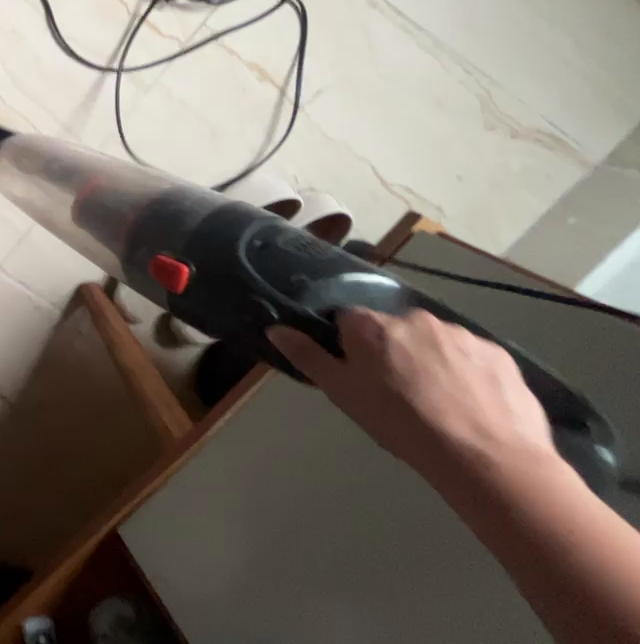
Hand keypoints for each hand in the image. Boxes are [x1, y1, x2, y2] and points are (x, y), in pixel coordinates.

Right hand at [267, 308, 557, 485]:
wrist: (487, 459)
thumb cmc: (399, 422)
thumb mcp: (341, 392)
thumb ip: (307, 355)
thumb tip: (276, 329)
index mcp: (370, 324)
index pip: (346, 319)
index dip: (348, 344)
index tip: (357, 371)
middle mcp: (415, 319)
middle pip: (393, 328)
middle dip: (392, 350)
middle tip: (396, 389)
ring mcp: (463, 335)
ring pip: (434, 342)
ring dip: (430, 360)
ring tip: (438, 401)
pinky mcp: (501, 356)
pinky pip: (473, 357)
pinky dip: (467, 373)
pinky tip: (469, 404)